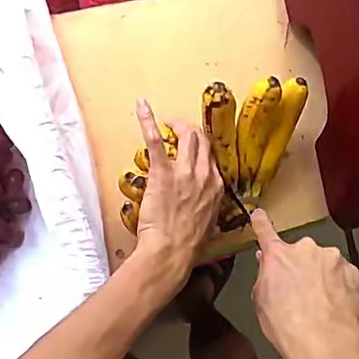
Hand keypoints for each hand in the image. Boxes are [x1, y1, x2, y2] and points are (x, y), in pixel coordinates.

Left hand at [132, 98, 221, 278]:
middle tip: (179, 128)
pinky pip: (156, 140)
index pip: (212, 158)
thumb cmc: (189, 247)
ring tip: (167, 121)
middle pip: (202, 140)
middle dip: (191, 130)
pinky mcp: (163, 172)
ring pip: (187, 136)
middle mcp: (204, 175)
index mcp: (216, 187)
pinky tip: (142, 106)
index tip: (194, 147)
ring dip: (177, 124)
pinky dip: (148, 121)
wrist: (172, 252)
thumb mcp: (210, 230)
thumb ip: (211, 219)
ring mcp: (184, 172)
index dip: (202, 148)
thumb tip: (212, 225)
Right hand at [249, 209, 358, 358]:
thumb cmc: (289, 328)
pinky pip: (342, 274)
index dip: (261, 223)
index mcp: (278, 257)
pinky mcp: (351, 270)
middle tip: (300, 296)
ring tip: (318, 306)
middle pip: (300, 255)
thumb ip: (264, 279)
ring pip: (323, 264)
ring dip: (321, 278)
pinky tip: (334, 306)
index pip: (266, 233)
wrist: (324, 341)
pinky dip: (338, 286)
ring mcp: (330, 258)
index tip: (260, 215)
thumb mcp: (262, 304)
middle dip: (300, 269)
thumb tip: (266, 269)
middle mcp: (305, 250)